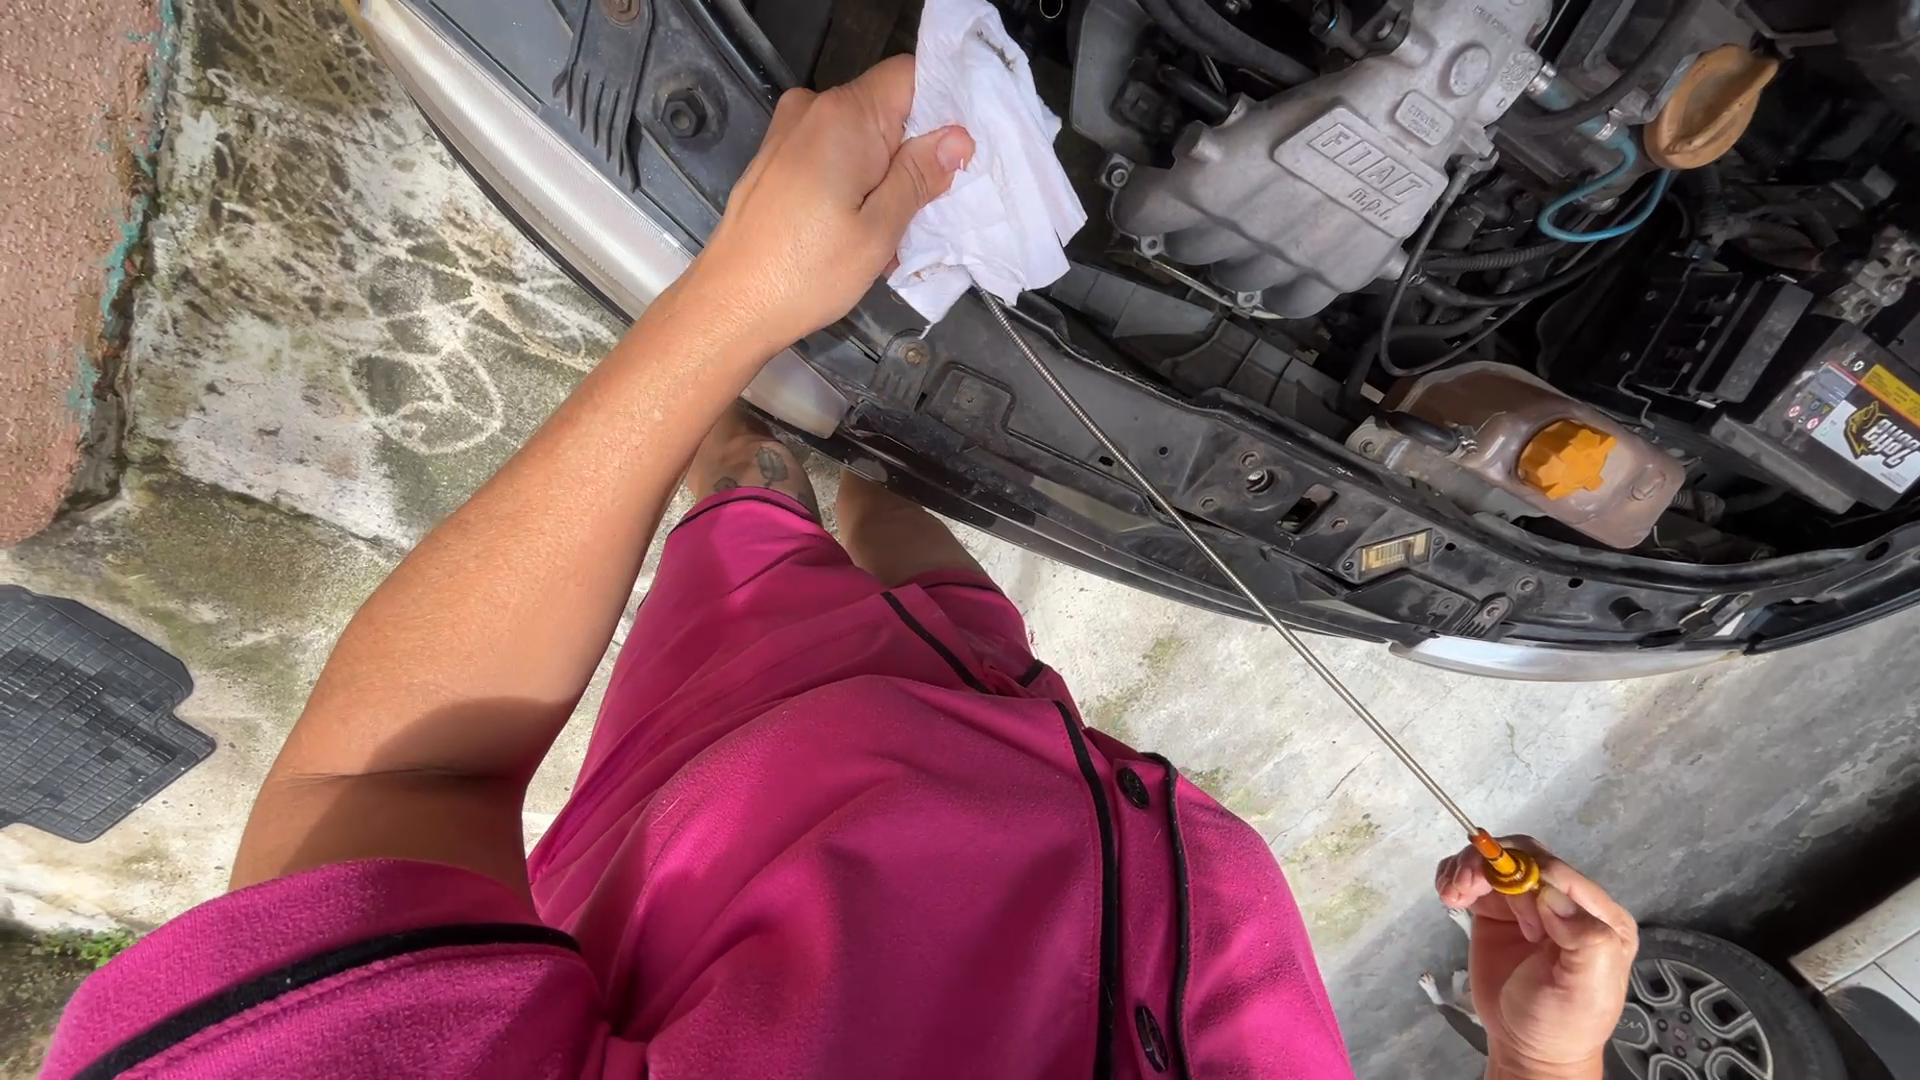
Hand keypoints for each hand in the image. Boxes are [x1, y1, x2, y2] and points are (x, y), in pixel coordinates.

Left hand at [682, 55, 972, 352]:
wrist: (734, 304)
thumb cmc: (803, 275)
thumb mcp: (878, 232)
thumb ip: (919, 178)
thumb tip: (956, 141)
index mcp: (844, 118)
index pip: (912, 77)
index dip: (943, 112)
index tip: (958, 157)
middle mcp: (813, 110)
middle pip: (887, 111)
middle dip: (913, 157)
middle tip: (925, 214)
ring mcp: (790, 134)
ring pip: (861, 140)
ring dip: (885, 180)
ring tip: (886, 237)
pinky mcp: (779, 160)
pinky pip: (833, 157)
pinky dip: (855, 187)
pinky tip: (856, 234)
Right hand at [1435, 837, 1638, 1079]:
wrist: (1526, 1045)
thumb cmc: (1560, 1022)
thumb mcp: (1583, 991)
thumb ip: (1584, 941)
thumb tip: (1551, 896)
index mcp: (1597, 918)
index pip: (1556, 872)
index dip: (1520, 872)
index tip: (1491, 894)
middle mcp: (1563, 903)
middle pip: (1520, 855)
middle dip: (1485, 864)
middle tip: (1461, 888)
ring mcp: (1526, 903)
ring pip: (1492, 858)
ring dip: (1463, 868)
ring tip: (1450, 895)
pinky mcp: (1494, 907)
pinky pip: (1471, 873)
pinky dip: (1452, 875)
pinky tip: (1448, 896)